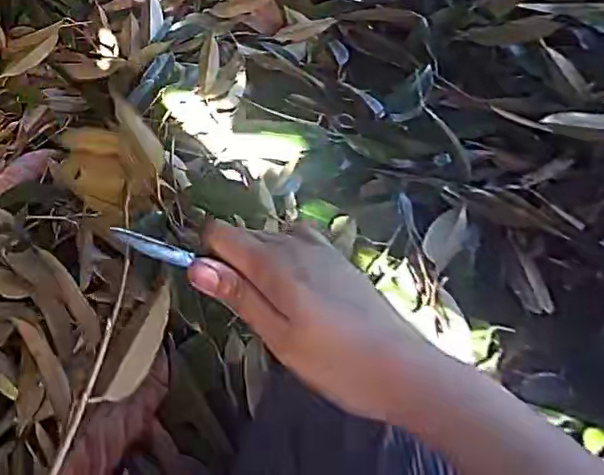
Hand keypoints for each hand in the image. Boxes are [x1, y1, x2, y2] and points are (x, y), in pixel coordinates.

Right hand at [186, 221, 446, 423]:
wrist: (409, 371)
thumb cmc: (337, 362)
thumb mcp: (279, 338)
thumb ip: (237, 296)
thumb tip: (194, 265)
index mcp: (270, 260)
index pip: (216, 231)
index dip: (207, 254)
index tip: (218, 287)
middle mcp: (290, 241)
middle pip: (241, 234)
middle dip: (233, 261)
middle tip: (252, 309)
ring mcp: (316, 244)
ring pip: (267, 237)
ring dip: (260, 260)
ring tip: (279, 305)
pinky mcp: (335, 254)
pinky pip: (294, 239)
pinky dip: (285, 254)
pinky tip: (301, 287)